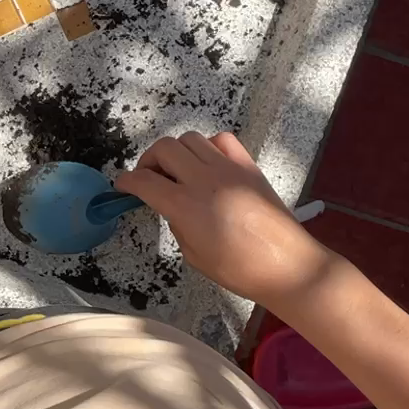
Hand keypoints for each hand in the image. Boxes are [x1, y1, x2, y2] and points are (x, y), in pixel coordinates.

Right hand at [115, 132, 336, 310]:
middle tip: (150, 178)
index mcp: (186, 206)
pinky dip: (207, 146)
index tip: (122, 185)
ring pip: (190, 138)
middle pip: (164, 149)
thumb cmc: (239, 270)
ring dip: (176, 151)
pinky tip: (208, 164)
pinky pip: (221, 140)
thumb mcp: (193, 254)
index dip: (126, 181)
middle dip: (149, 161)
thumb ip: (177, 223)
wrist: (287, 265)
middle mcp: (204, 179)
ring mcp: (228, 168)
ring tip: (178, 170)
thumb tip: (172, 205)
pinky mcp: (248, 166)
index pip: (144, 181)